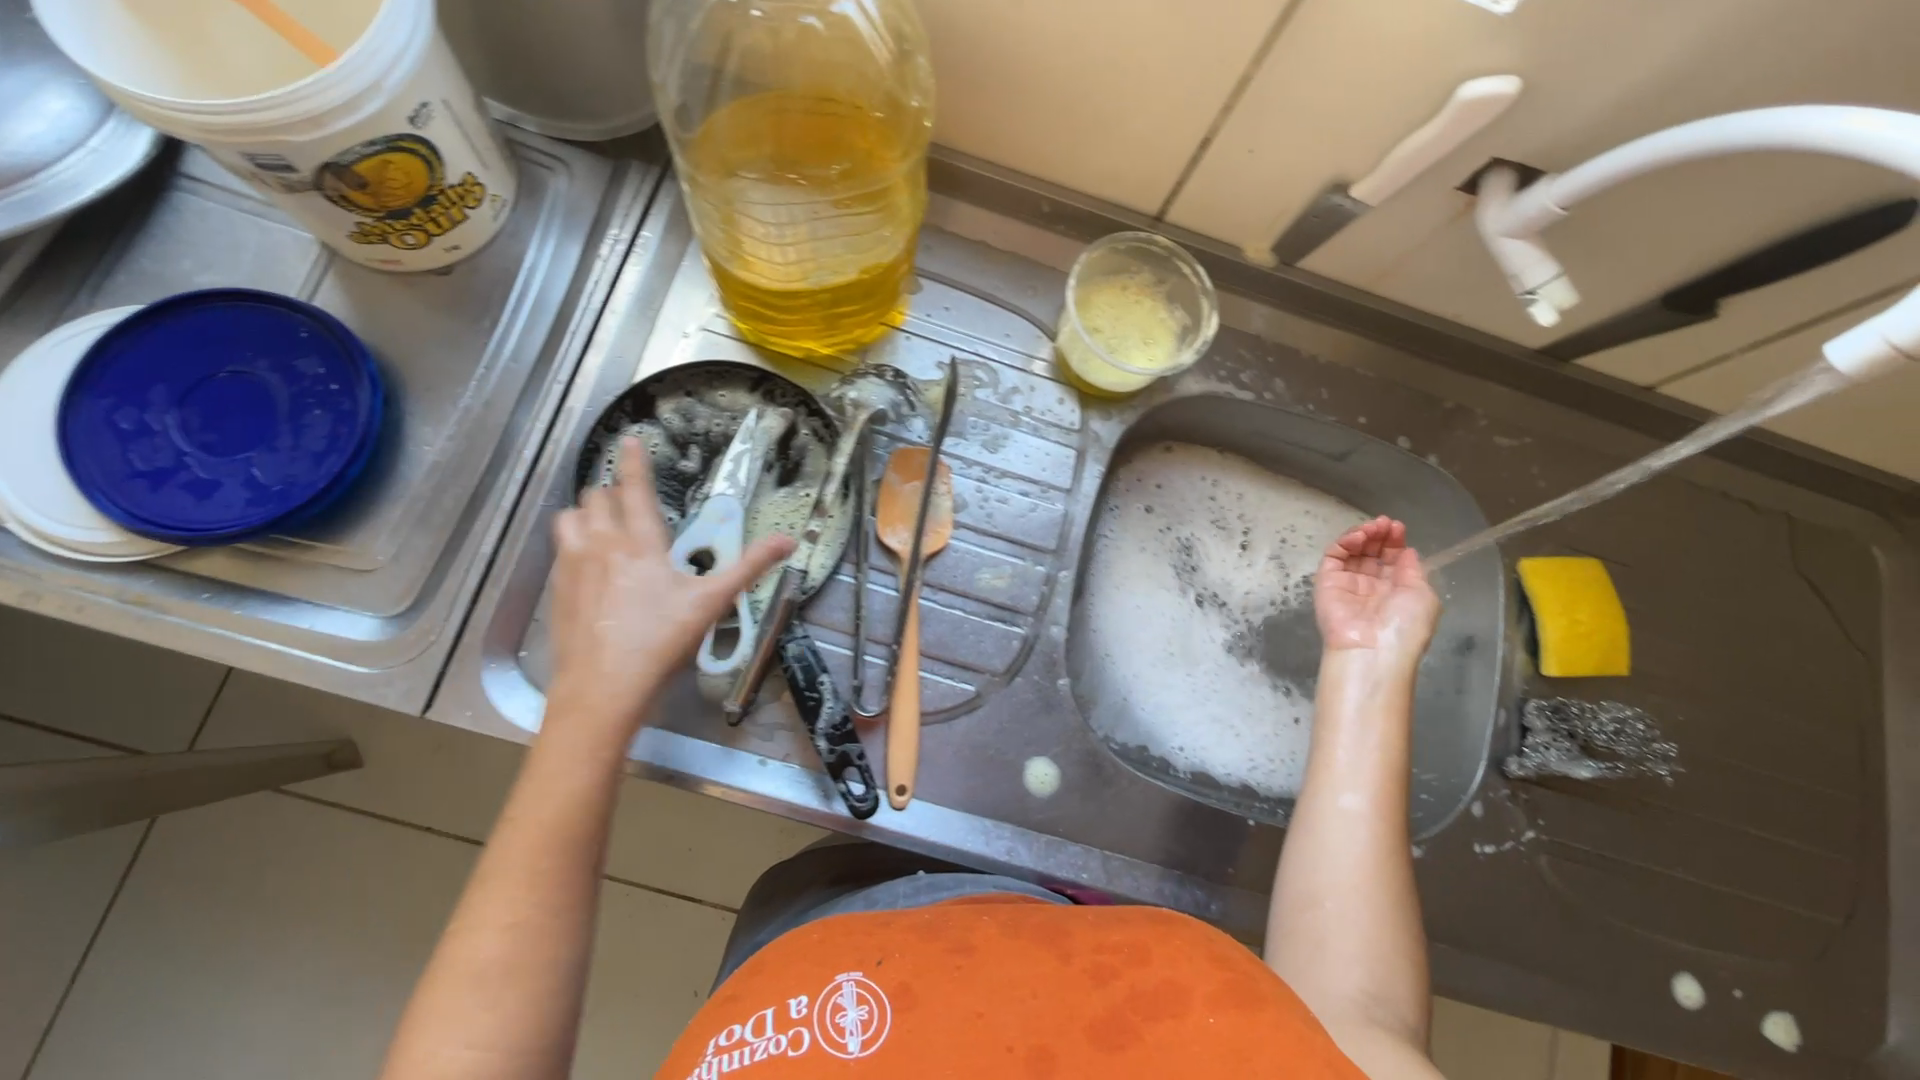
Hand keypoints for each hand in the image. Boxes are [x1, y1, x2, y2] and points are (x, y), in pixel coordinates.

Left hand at [545, 437, 793, 744]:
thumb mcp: (712, 602)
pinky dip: (573, 542)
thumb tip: (789, 540)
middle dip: (611, 491)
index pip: (634, 489)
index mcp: (639, 543)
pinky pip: (560, 548)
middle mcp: (601, 544)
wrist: (603, 687)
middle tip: (628, 499)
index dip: (633, 460)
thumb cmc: (660, 641)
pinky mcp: (557, 589)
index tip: (629, 439)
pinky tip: (588, 564)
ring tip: (602, 524)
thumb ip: (748, 567)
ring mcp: (572, 565)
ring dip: (586, 513)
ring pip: (569, 517)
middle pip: (596, 497)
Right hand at [1314, 516, 1439, 664]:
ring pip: (1351, 551)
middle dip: (1379, 535)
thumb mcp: (1423, 596)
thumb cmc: (1404, 625)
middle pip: (1371, 552)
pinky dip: (1343, 542)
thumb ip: (1412, 570)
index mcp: (1396, 592)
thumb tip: (1406, 551)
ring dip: (1362, 535)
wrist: (1372, 650)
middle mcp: (1371, 586)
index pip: (1392, 559)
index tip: (1397, 527)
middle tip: (1384, 523)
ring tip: (1371, 528)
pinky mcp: (1326, 582)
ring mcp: (1347, 584)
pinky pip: (1333, 557)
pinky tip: (1357, 537)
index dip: (1394, 541)